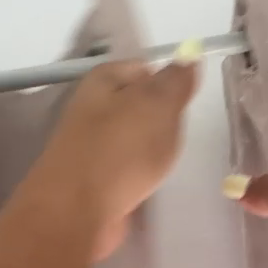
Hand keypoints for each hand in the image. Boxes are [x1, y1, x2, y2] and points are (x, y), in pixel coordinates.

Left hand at [30, 55, 198, 258]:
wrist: (77, 211)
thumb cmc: (120, 151)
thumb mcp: (157, 106)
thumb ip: (176, 81)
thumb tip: (189, 55)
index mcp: (102, 81)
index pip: (143, 69)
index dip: (168, 83)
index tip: (184, 104)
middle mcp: (91, 108)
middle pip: (137, 105)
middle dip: (161, 120)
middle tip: (176, 136)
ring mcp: (90, 146)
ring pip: (132, 139)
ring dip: (150, 150)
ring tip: (163, 162)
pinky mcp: (92, 179)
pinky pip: (125, 168)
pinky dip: (138, 174)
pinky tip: (147, 184)